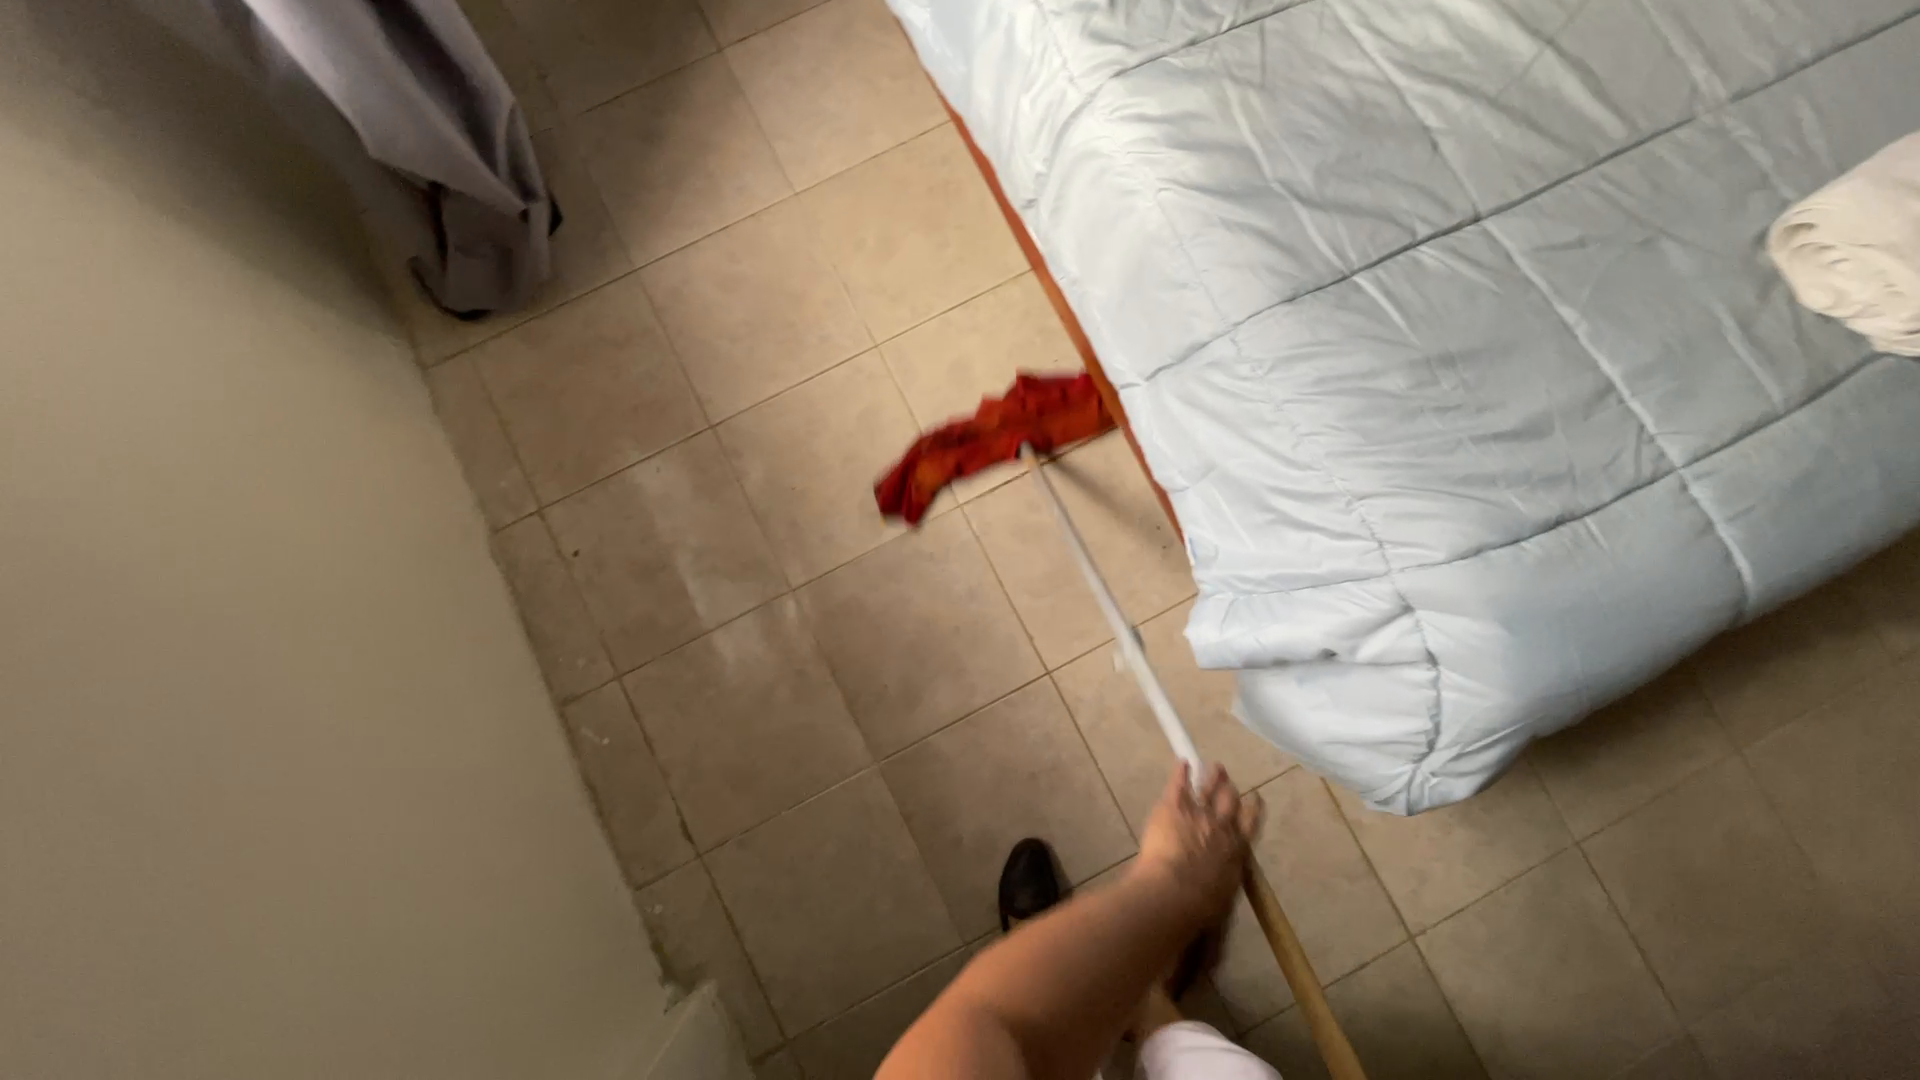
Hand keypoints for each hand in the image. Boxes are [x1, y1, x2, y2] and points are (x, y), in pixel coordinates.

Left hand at [1133, 762, 1262, 922]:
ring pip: (1208, 789)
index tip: (1255, 799)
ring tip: (1214, 766)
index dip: (1252, 810)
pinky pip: (1180, 783)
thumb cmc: (1199, 905)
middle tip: (1229, 780)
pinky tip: (1182, 762)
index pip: (1249, 825)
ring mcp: (1198, 813)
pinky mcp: (1173, 806)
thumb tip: (1220, 895)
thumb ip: (1222, 887)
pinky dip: (1181, 771)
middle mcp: (1221, 828)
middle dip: (1230, 790)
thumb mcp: (1221, 899)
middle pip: (1230, 802)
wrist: (1175, 890)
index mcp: (1236, 851)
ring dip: (1211, 776)